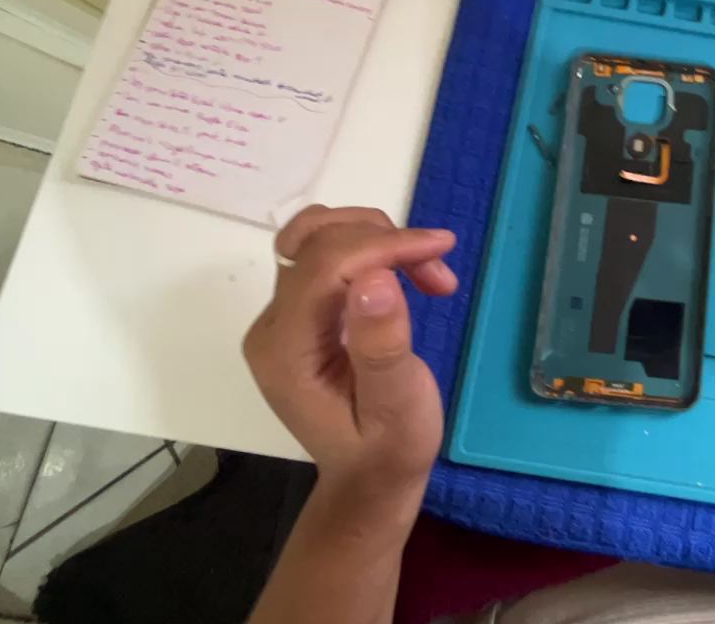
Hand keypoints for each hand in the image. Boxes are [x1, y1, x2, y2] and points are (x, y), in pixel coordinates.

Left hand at [244, 206, 457, 511]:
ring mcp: (284, 314)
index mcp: (287, 350)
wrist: (371, 479)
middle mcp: (274, 324)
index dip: (384, 245)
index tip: (441, 247)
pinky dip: (375, 246)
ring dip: (380, 237)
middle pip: (316, 239)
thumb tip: (376, 278)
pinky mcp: (304, 309)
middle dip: (384, 238)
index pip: (326, 265)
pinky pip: (332, 252)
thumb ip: (382, 346)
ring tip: (427, 271)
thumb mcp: (396, 407)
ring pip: (320, 235)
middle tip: (436, 267)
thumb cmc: (388, 450)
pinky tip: (409, 273)